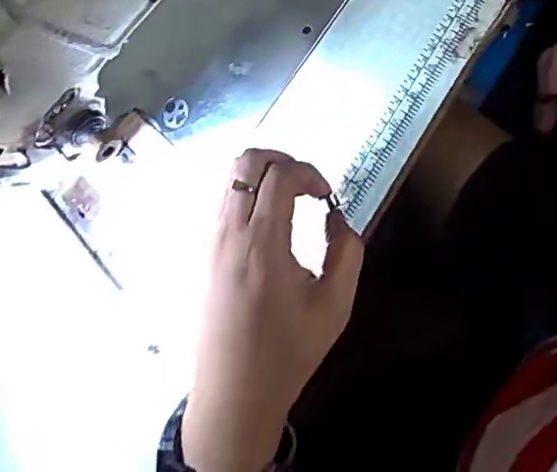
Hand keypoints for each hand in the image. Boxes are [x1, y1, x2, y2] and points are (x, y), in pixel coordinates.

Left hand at [183, 150, 363, 471]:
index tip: (327, 195)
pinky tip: (274, 219)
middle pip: (246, 162)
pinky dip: (252, 192)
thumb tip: (336, 216)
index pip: (278, 175)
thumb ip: (347, 251)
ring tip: (293, 199)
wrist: (233, 397)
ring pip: (231, 178)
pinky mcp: (209, 253)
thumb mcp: (335, 305)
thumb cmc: (288, 352)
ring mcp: (214, 243)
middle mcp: (232, 235)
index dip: (310, 172)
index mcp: (263, 246)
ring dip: (266, 174)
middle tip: (307, 184)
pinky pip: (227, 200)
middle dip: (283, 159)